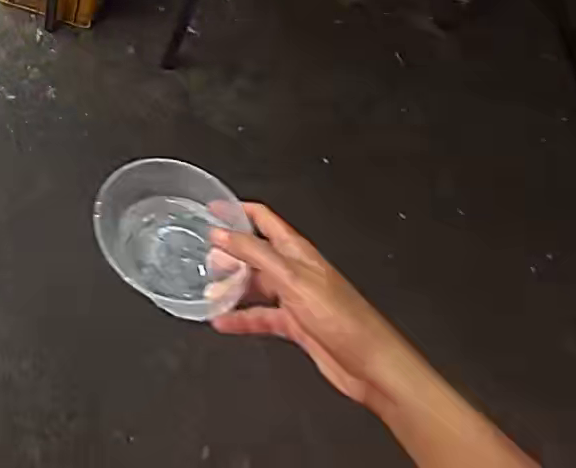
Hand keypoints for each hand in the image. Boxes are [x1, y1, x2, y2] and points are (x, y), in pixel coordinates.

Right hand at [210, 203, 404, 409]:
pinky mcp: (296, 323)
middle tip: (204, 258)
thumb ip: (254, 253)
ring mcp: (294, 296)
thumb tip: (222, 233)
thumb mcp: (290, 278)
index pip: (262, 218)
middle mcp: (293, 269)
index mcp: (295, 250)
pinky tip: (224, 322)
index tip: (213, 209)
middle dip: (229, 253)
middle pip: (255, 252)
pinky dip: (242, 318)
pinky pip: (261, 316)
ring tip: (209, 293)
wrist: (371, 365)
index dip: (237, 211)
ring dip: (232, 288)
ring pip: (255, 285)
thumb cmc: (341, 317)